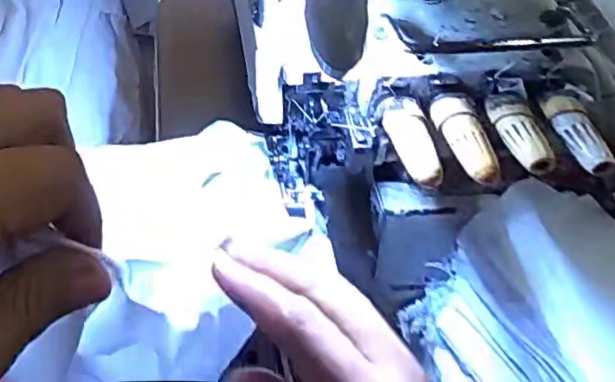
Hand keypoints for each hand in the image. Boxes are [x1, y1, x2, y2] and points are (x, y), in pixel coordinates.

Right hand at [213, 241, 424, 381]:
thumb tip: (239, 375)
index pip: (305, 322)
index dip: (258, 289)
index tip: (218, 265)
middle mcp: (388, 358)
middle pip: (326, 292)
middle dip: (274, 265)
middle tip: (229, 246)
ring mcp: (396, 355)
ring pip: (340, 293)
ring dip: (292, 273)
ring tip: (252, 256)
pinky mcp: (394, 359)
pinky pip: (348, 312)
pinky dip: (314, 294)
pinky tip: (290, 287)